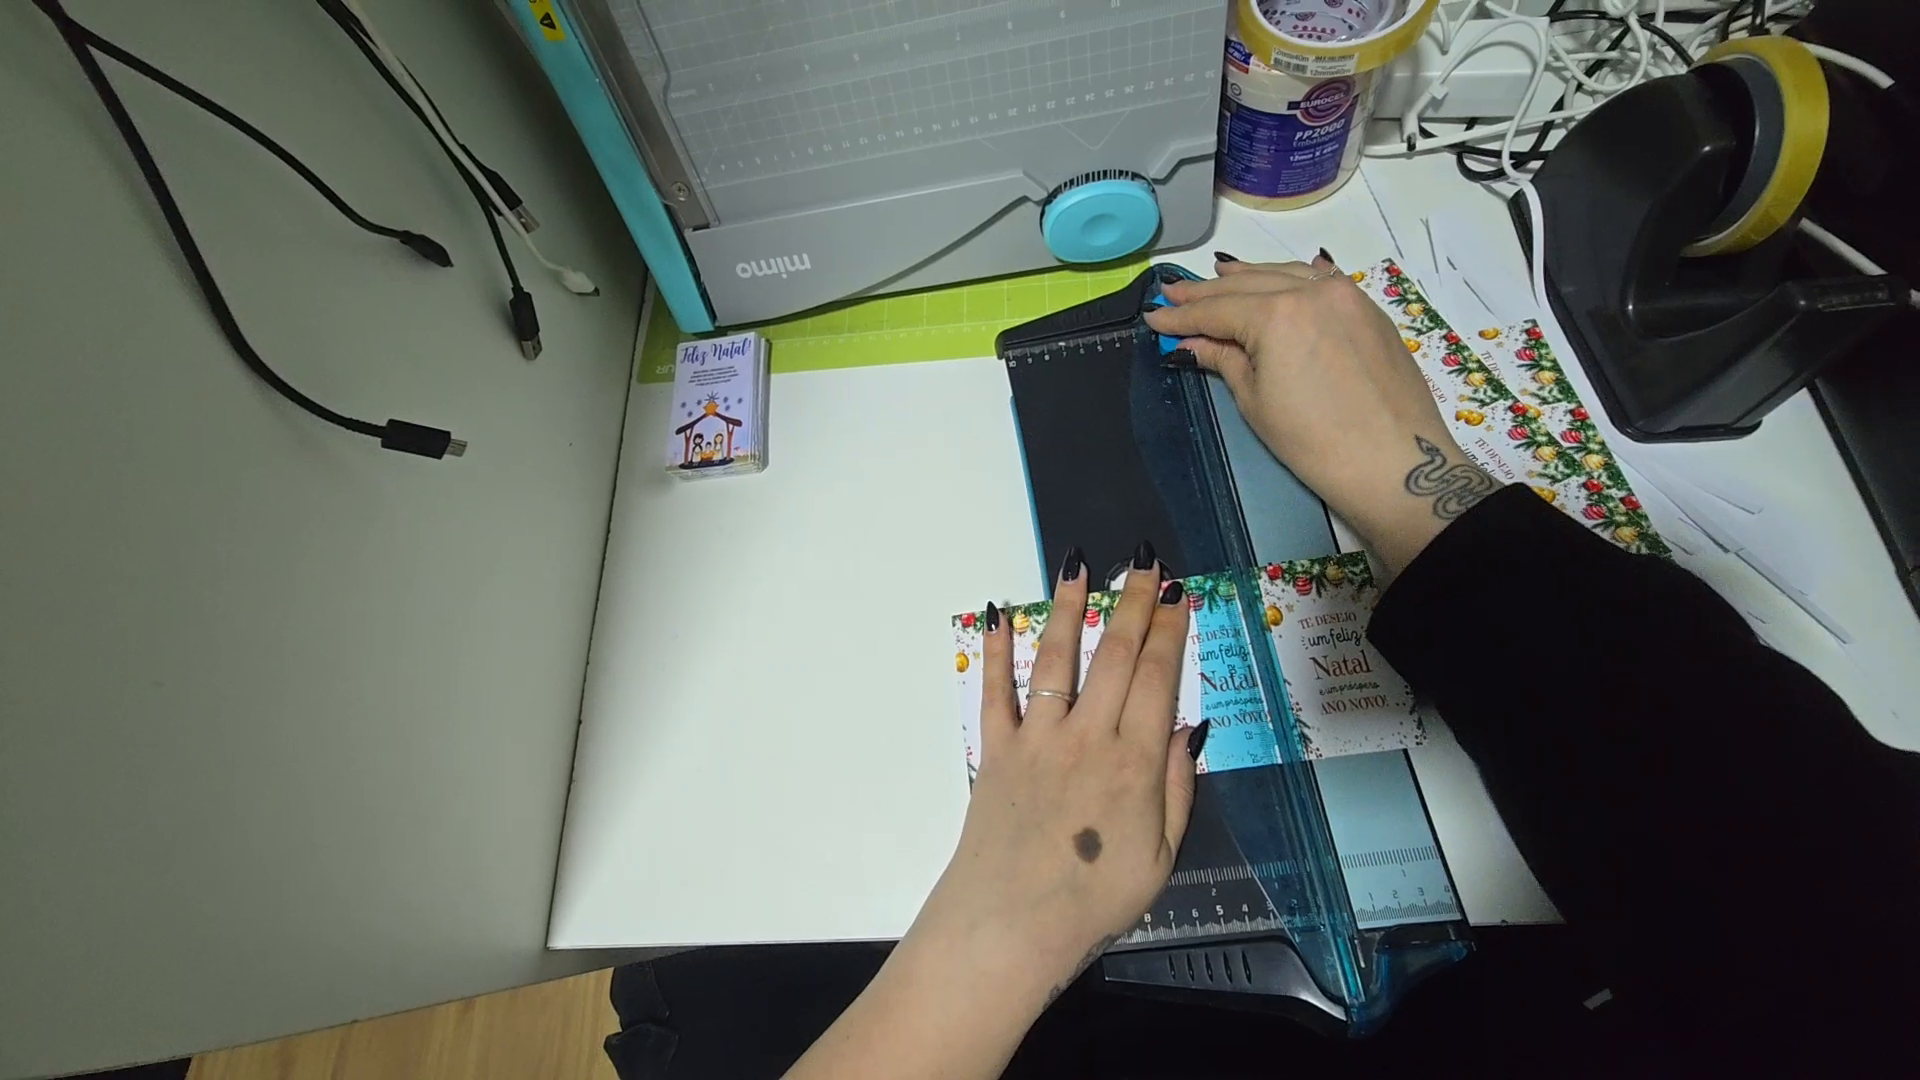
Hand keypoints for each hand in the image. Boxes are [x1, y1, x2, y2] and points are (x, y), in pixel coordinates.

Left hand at [786, 551, 1199, 1079]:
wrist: (1010, 925)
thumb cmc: (1093, 900)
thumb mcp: (1161, 856)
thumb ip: (1176, 786)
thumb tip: (1189, 724)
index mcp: (1134, 762)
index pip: (1157, 678)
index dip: (1169, 630)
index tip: (1177, 593)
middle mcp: (1087, 736)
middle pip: (1114, 655)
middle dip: (1132, 603)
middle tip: (1142, 561)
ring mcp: (1037, 737)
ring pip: (1057, 659)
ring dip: (1068, 609)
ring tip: (1076, 566)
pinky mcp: (996, 747)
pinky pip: (996, 690)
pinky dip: (996, 650)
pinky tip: (998, 613)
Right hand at [1144, 254, 1496, 572]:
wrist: (1393, 462)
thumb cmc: (1312, 441)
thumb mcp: (1255, 401)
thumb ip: (1223, 359)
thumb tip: (1191, 343)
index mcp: (1278, 314)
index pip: (1217, 311)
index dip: (1181, 316)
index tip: (1153, 315)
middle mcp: (1312, 291)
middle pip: (1248, 285)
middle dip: (1207, 291)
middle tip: (1173, 291)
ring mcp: (1346, 296)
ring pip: (1286, 274)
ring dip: (1248, 276)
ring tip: (1218, 275)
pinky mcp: (1368, 310)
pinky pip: (1321, 280)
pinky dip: (1291, 276)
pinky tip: (1277, 277)